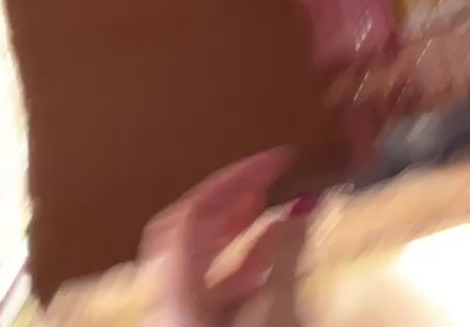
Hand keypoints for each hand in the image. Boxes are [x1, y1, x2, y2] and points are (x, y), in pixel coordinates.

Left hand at [142, 149, 307, 326]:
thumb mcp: (282, 313)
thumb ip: (287, 256)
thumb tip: (298, 208)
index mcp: (180, 298)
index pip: (189, 218)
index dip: (231, 179)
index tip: (280, 158)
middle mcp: (171, 307)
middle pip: (188, 235)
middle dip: (235, 197)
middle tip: (278, 174)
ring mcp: (184, 322)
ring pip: (201, 259)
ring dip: (241, 225)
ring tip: (281, 203)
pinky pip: (216, 283)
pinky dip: (247, 256)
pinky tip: (279, 249)